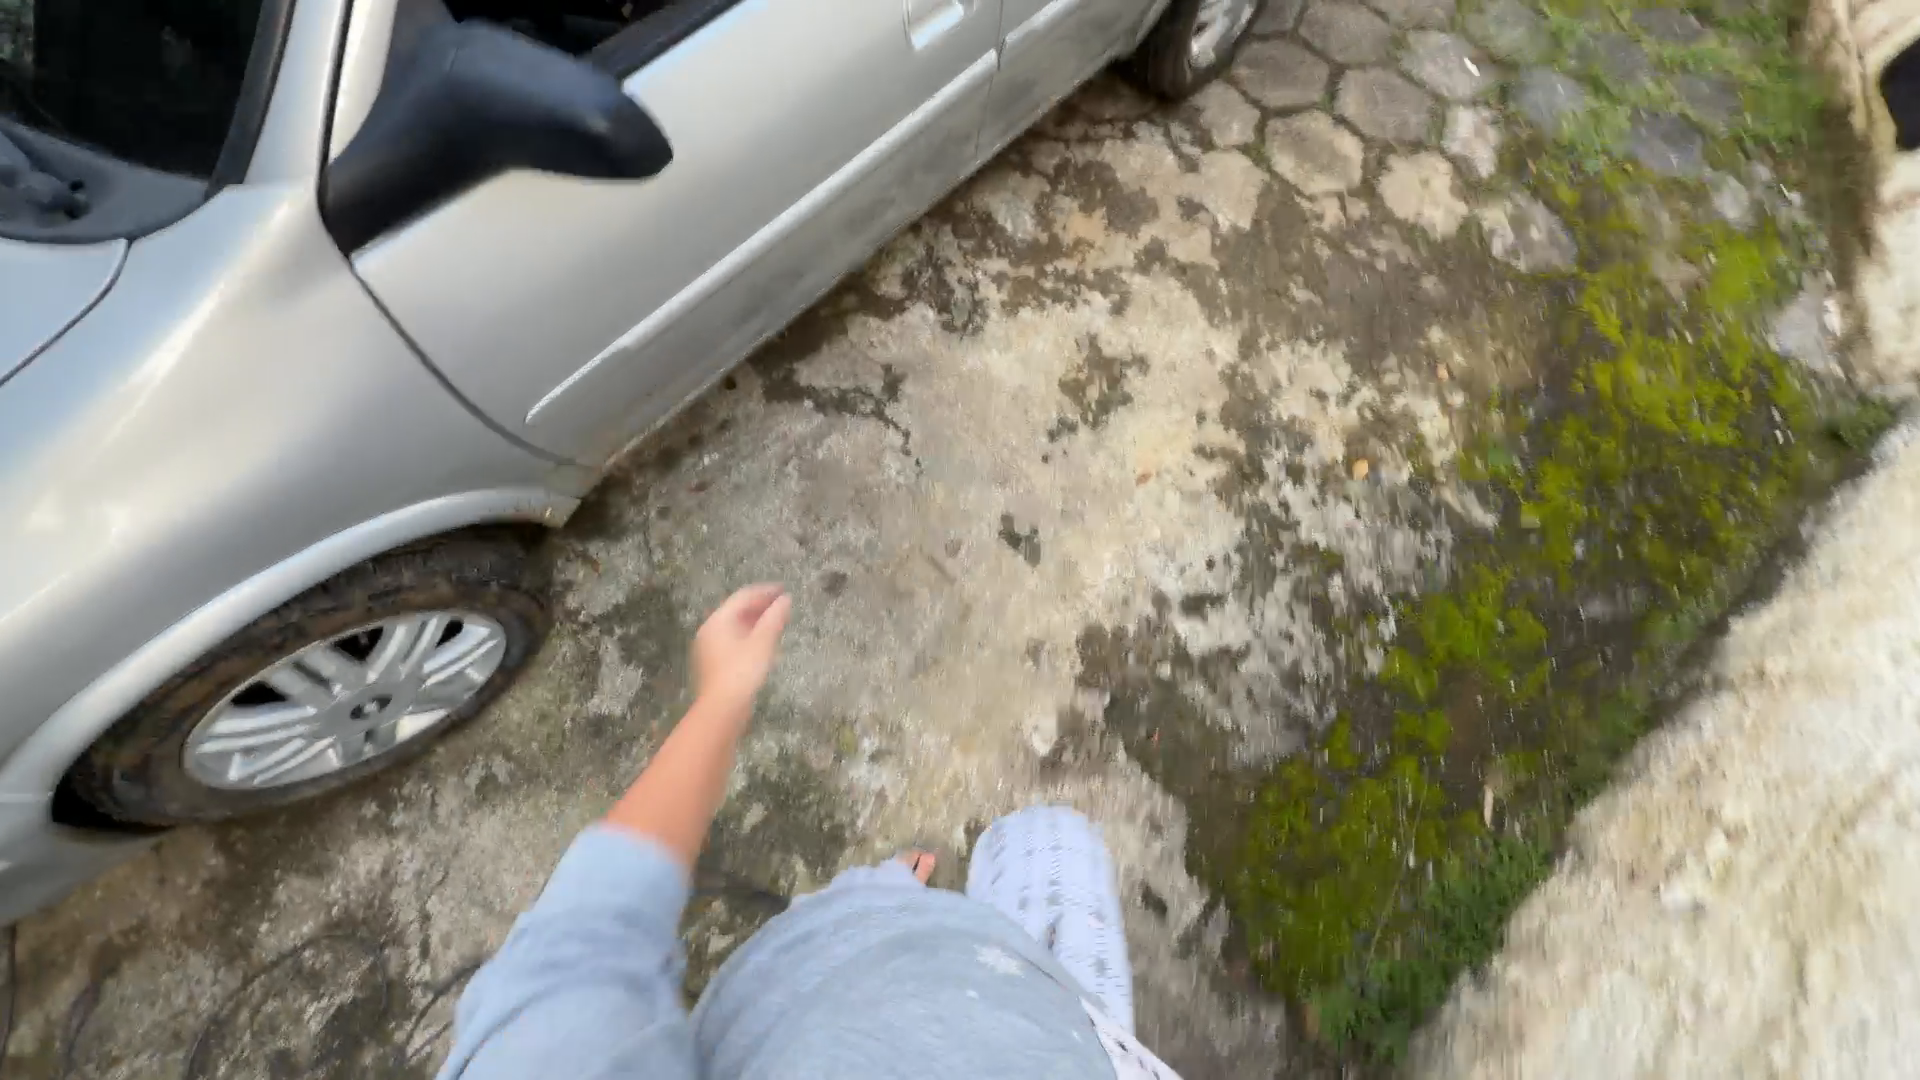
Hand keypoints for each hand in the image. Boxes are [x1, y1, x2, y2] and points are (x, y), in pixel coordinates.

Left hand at [692, 583, 791, 714]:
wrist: (722, 708)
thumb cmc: (742, 671)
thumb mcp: (763, 642)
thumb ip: (774, 618)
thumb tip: (786, 599)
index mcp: (718, 621)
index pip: (743, 597)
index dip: (764, 591)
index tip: (784, 589)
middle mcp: (711, 630)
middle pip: (737, 610)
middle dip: (761, 605)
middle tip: (783, 604)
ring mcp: (711, 647)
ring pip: (736, 626)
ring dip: (757, 620)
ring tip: (777, 621)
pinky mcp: (715, 662)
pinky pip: (734, 639)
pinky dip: (750, 634)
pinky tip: (765, 641)